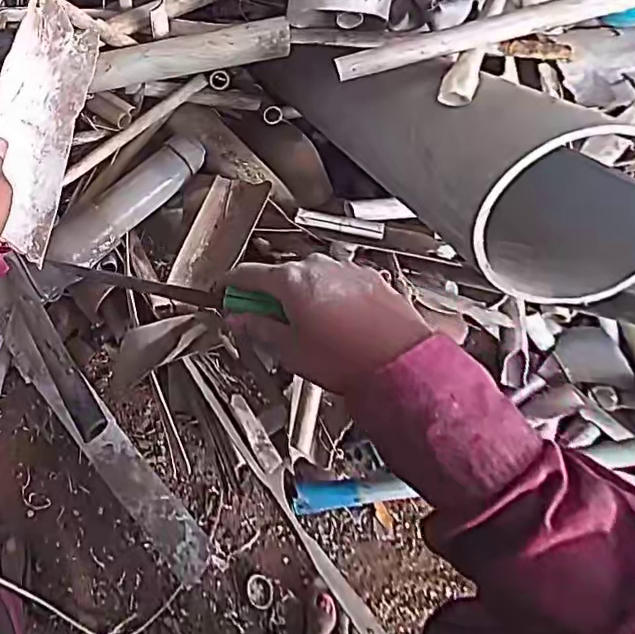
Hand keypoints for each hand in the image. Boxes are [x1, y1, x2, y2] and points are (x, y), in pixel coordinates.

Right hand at [223, 254, 432, 393]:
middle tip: (266, 318)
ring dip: (301, 293)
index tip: (228, 291)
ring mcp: (345, 269)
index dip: (232, 284)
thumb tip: (239, 320)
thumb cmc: (351, 361)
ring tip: (307, 325)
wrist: (407, 367)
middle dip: (269, 293)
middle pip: (279, 273)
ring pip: (310, 276)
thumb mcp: (290, 350)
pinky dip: (329, 294)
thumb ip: (259, 328)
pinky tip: (335, 321)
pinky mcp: (370, 278)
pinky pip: (337, 281)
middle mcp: (317, 266)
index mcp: (290, 279)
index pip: (247, 274)